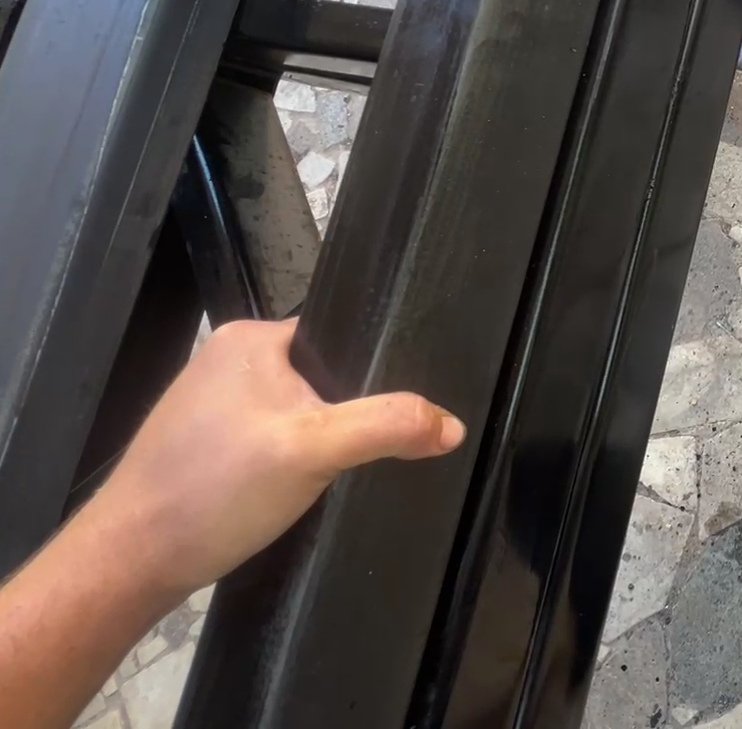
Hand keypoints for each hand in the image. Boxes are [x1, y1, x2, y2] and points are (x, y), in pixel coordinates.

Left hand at [75, 318, 464, 598]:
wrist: (122, 572)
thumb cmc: (210, 492)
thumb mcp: (315, 449)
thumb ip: (391, 425)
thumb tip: (455, 426)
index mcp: (251, 338)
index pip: (347, 331)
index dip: (387, 361)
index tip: (414, 394)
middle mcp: (233, 358)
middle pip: (335, 368)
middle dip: (364, 399)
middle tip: (387, 430)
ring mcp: (221, 399)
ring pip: (313, 400)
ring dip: (338, 425)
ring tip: (358, 451)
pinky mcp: (216, 437)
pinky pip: (289, 425)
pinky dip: (311, 444)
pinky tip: (319, 470)